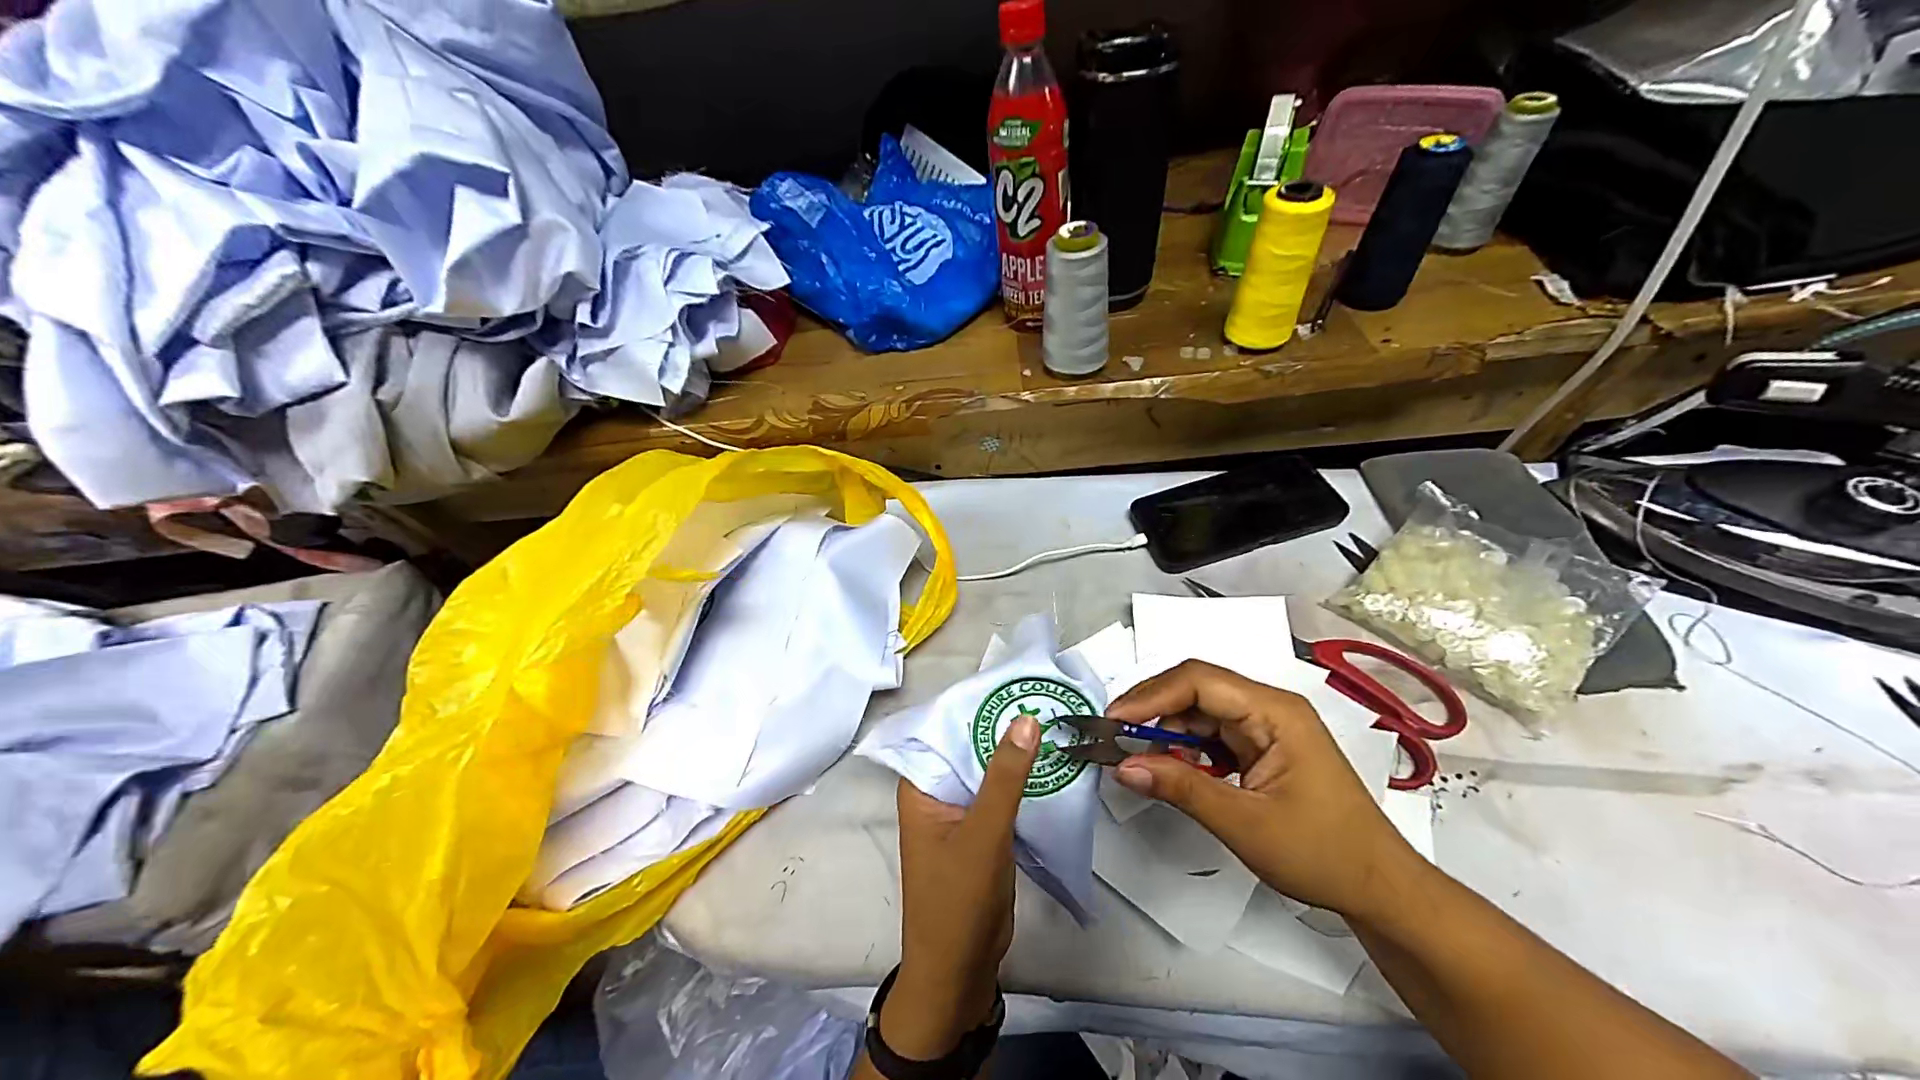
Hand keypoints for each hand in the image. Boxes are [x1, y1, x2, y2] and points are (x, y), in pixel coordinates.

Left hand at [882, 713, 1040, 1059]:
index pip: (943, 730)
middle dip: (1002, 726)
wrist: (960, 970)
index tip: (1014, 680)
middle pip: (969, 748)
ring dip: (1015, 754)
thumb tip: (1024, 718)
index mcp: (920, 787)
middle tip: (1043, 694)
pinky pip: (1001, 796)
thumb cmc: (958, 900)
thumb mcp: (984, 833)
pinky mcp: (982, 833)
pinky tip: (1052, 764)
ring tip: (1054, 719)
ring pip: (988, 772)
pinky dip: (1022, 782)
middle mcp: (936, 794)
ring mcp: (960, 814)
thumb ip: (1005, 776)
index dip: (976, 704)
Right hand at [1106, 660, 1414, 917]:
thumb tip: (1126, 766)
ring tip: (1145, 765)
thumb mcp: (1244, 823)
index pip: (1199, 681)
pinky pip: (1212, 735)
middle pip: (1196, 691)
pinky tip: (1175, 771)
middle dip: (1155, 714)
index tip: (1115, 720)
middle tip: (1119, 742)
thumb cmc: (1326, 854)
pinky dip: (1187, 751)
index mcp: (1276, 712)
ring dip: (1169, 735)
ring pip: (1200, 714)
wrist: (1378, 888)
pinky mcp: (1262, 748)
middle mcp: (1271, 709)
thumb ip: (1181, 788)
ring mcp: (1267, 728)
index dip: (1150, 696)